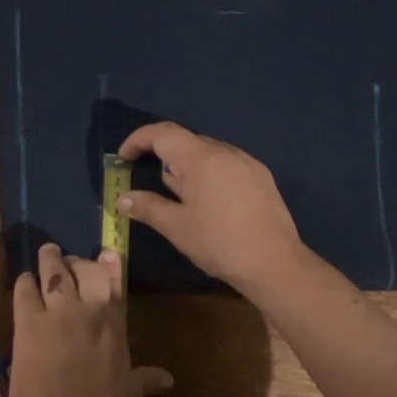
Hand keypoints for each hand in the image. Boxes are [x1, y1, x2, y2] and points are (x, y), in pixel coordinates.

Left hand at [6, 243, 172, 396]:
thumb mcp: (127, 395)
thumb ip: (144, 380)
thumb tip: (168, 380)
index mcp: (115, 326)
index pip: (114, 284)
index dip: (109, 265)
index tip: (106, 254)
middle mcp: (87, 310)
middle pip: (82, 272)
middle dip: (76, 263)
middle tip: (70, 260)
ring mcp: (56, 312)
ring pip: (52, 272)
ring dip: (50, 260)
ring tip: (48, 252)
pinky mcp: (26, 321)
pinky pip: (24, 291)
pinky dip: (24, 282)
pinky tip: (24, 278)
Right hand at [118, 122, 311, 291]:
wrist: (273, 262)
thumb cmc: (218, 243)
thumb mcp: (176, 227)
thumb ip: (147, 207)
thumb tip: (123, 198)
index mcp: (200, 159)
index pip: (162, 133)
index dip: (138, 140)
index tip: (123, 158)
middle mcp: (225, 152)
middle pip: (186, 141)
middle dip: (163, 156)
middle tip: (150, 183)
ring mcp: (247, 163)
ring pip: (208, 153)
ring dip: (187, 166)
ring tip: (181, 197)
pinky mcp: (261, 177)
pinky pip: (227, 164)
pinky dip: (209, 173)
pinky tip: (210, 202)